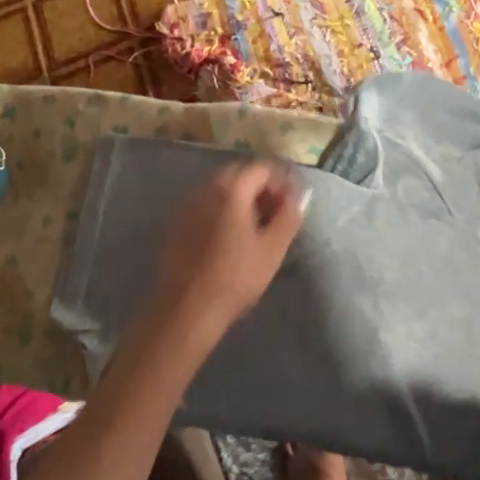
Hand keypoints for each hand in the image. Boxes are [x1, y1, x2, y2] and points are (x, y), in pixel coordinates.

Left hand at [154, 161, 305, 337]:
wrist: (186, 311)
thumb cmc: (235, 278)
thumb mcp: (272, 248)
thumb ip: (290, 215)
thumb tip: (300, 194)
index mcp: (231, 189)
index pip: (262, 168)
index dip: (282, 181)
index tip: (293, 203)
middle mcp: (206, 189)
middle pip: (240, 174)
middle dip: (262, 188)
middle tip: (278, 213)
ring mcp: (189, 206)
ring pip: (221, 189)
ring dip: (243, 199)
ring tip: (258, 226)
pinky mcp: (179, 224)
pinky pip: (207, 205)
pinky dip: (224, 210)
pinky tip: (233, 236)